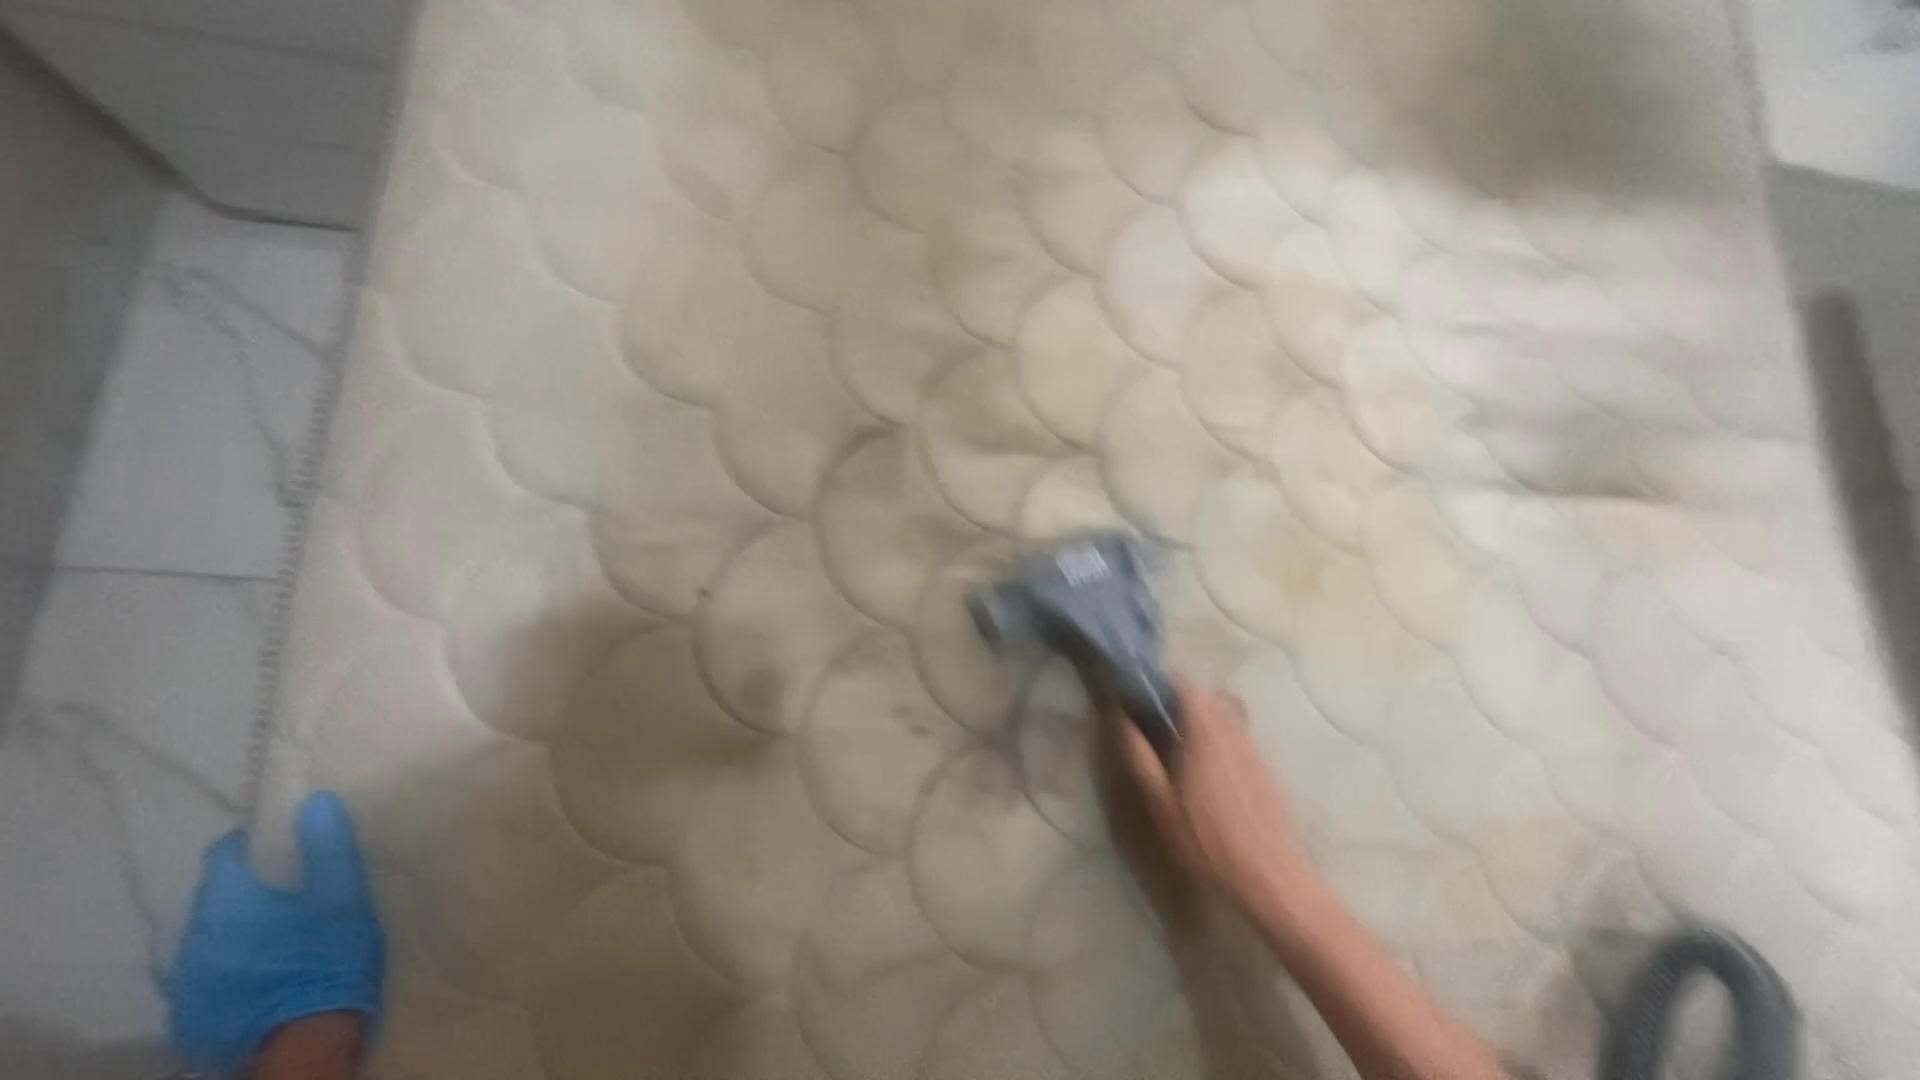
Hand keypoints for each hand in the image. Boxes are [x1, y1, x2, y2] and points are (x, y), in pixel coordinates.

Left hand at [166, 791, 384, 1076]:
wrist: (302, 1045)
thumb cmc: (326, 960)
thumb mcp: (342, 898)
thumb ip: (328, 849)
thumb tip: (316, 801)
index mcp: (229, 901)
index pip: (224, 853)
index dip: (252, 843)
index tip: (283, 845)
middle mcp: (195, 935)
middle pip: (217, 895)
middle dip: (250, 888)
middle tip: (293, 892)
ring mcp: (188, 979)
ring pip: (212, 935)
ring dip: (240, 928)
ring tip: (282, 934)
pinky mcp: (192, 1012)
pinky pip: (210, 972)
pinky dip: (234, 964)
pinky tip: (265, 972)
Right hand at [1119, 678, 1316, 909]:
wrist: (1273, 879)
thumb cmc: (1208, 841)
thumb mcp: (1161, 803)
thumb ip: (1141, 756)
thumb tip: (1122, 720)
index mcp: (1205, 731)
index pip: (1185, 684)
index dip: (1161, 685)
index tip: (1140, 700)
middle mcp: (1233, 731)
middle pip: (1206, 696)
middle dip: (1179, 704)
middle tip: (1155, 728)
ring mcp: (1253, 749)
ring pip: (1224, 717)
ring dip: (1200, 723)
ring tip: (1178, 753)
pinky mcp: (1265, 769)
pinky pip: (1237, 738)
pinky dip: (1218, 742)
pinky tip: (1206, 777)